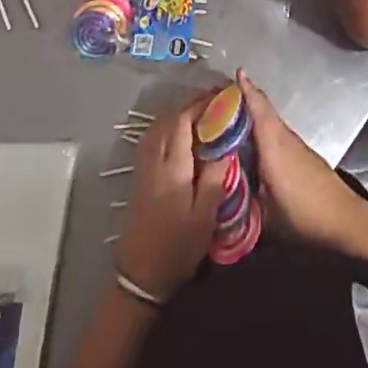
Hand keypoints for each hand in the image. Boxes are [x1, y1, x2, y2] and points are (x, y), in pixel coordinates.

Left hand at [115, 94, 222, 298]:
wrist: (141, 273)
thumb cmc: (177, 247)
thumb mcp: (204, 218)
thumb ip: (214, 180)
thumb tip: (226, 148)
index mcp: (172, 167)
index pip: (182, 121)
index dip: (200, 103)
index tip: (222, 95)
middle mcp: (154, 160)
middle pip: (168, 118)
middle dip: (191, 103)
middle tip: (216, 99)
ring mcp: (144, 166)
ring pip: (158, 126)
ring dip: (179, 111)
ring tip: (203, 110)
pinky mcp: (141, 174)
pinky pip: (154, 136)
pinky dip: (169, 124)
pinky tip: (182, 131)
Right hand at [237, 71, 367, 261]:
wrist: (346, 223)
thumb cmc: (304, 215)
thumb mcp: (265, 213)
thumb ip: (243, 199)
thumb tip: (224, 192)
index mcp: (274, 145)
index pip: (259, 109)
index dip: (247, 90)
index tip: (236, 72)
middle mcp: (286, 139)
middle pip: (264, 112)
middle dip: (245, 100)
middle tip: (221, 97)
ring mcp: (298, 147)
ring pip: (272, 124)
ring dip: (255, 116)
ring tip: (232, 118)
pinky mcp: (305, 158)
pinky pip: (279, 136)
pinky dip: (265, 131)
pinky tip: (255, 144)